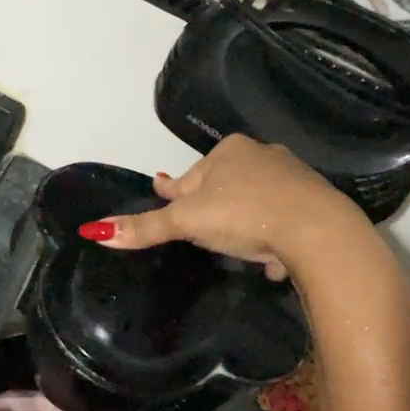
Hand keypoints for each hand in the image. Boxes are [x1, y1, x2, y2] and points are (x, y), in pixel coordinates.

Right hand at [81, 135, 368, 279]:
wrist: (316, 231)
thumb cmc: (244, 215)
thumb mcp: (186, 222)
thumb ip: (145, 227)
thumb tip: (93, 231)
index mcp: (229, 151)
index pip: (189, 176)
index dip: (174, 192)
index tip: (164, 192)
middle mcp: (262, 156)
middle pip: (223, 186)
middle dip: (212, 206)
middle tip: (201, 228)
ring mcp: (292, 178)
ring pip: (253, 202)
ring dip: (243, 222)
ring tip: (238, 247)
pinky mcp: (314, 202)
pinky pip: (281, 219)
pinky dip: (272, 235)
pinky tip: (271, 258)